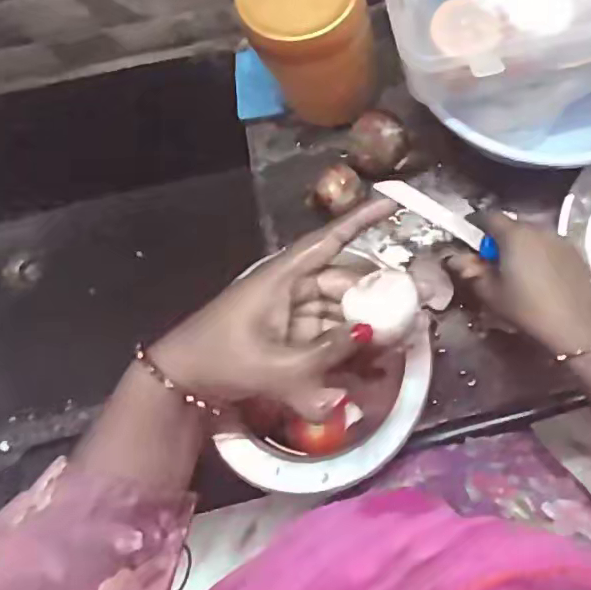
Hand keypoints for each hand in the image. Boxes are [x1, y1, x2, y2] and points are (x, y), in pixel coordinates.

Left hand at [147, 198, 394, 420]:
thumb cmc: (217, 359)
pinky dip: (347, 345)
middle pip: (344, 284)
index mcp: (282, 277)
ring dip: (366, 326)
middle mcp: (292, 287)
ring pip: (340, 311)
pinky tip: (370, 361)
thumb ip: (323, 354)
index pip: (328, 241)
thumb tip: (368, 334)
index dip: (360, 221)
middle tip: (414, 306)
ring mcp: (292, 312)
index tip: (391, 204)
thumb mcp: (271, 363)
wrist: (176, 385)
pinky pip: (328, 334)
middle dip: (378, 296)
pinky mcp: (290, 335)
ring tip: (398, 340)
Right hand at [443, 211, 590, 356]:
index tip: (470, 243)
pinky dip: (539, 254)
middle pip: (511, 224)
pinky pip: (548, 245)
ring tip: (518, 272)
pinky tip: (541, 278)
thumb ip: (472, 271)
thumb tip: (456, 257)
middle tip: (492, 263)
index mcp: (514, 234)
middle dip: (498, 239)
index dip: (475, 226)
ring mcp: (559, 237)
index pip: (488, 216)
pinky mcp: (574, 250)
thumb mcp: (492, 294)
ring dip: (521, 246)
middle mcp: (538, 228)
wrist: (579, 325)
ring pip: (531, 234)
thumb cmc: (528, 308)